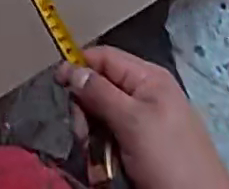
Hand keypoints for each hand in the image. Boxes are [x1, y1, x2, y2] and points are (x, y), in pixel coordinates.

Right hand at [56, 47, 228, 188]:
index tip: (58, 84)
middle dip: (86, 110)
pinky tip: (105, 170)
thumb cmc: (170, 161)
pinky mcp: (143, 150)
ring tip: (98, 160)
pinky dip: (104, 153)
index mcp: (148, 77)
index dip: (78, 65)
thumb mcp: (133, 123)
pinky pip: (112, 141)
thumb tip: (70, 68)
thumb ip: (99, 92)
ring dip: (93, 137)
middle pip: (99, 87)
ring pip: (102, 117)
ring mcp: (145, 124)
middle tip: (84, 135)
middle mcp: (145, 95)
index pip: (103, 57)